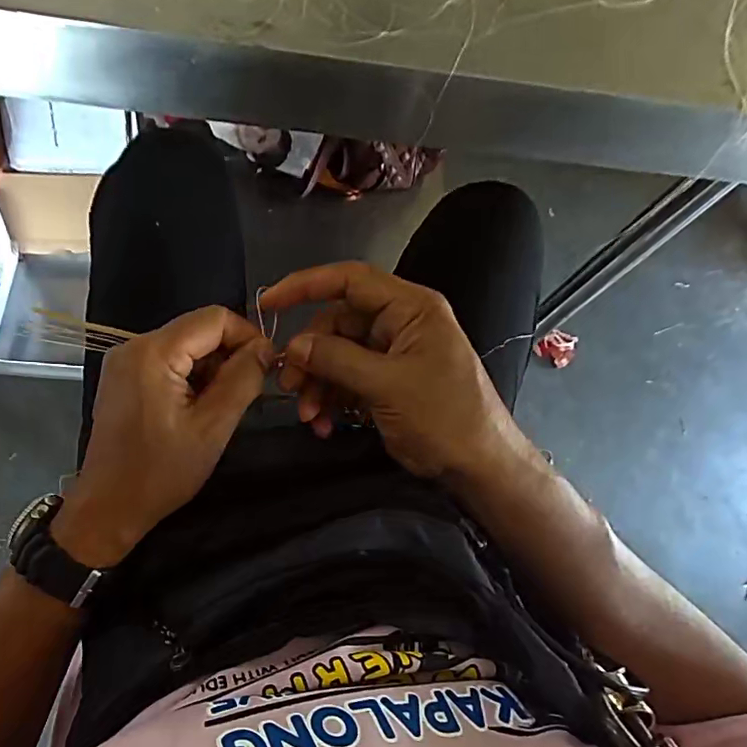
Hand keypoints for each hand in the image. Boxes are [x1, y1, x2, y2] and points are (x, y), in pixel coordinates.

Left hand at [52, 306, 272, 565]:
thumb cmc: (163, 471)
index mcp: (154, 352)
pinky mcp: (123, 379)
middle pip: (197, 329)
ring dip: (212, 368)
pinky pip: (167, 362)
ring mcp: (124, 362)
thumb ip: (242, 381)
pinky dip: (192, 377)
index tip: (268, 368)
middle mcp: (134, 345)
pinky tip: (199, 409)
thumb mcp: (212, 428)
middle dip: (230, 354)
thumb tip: (267, 348)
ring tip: (224, 406)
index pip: (214, 318)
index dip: (249, 336)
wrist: (111, 505)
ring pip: (184, 346)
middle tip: (250, 392)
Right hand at [259, 262, 530, 480]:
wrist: (478, 465)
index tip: (268, 303)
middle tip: (289, 386)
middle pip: (339, 325)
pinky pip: (349, 383)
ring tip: (309, 416)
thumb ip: (337, 360)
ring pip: (339, 358)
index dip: (306, 285)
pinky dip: (333, 401)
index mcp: (411, 308)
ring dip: (318, 385)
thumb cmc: (444, 417)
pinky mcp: (388, 387)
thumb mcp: (388, 385)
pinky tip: (324, 424)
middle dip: (310, 356)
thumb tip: (293, 346)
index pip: (351, 281)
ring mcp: (394, 357)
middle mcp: (401, 325)